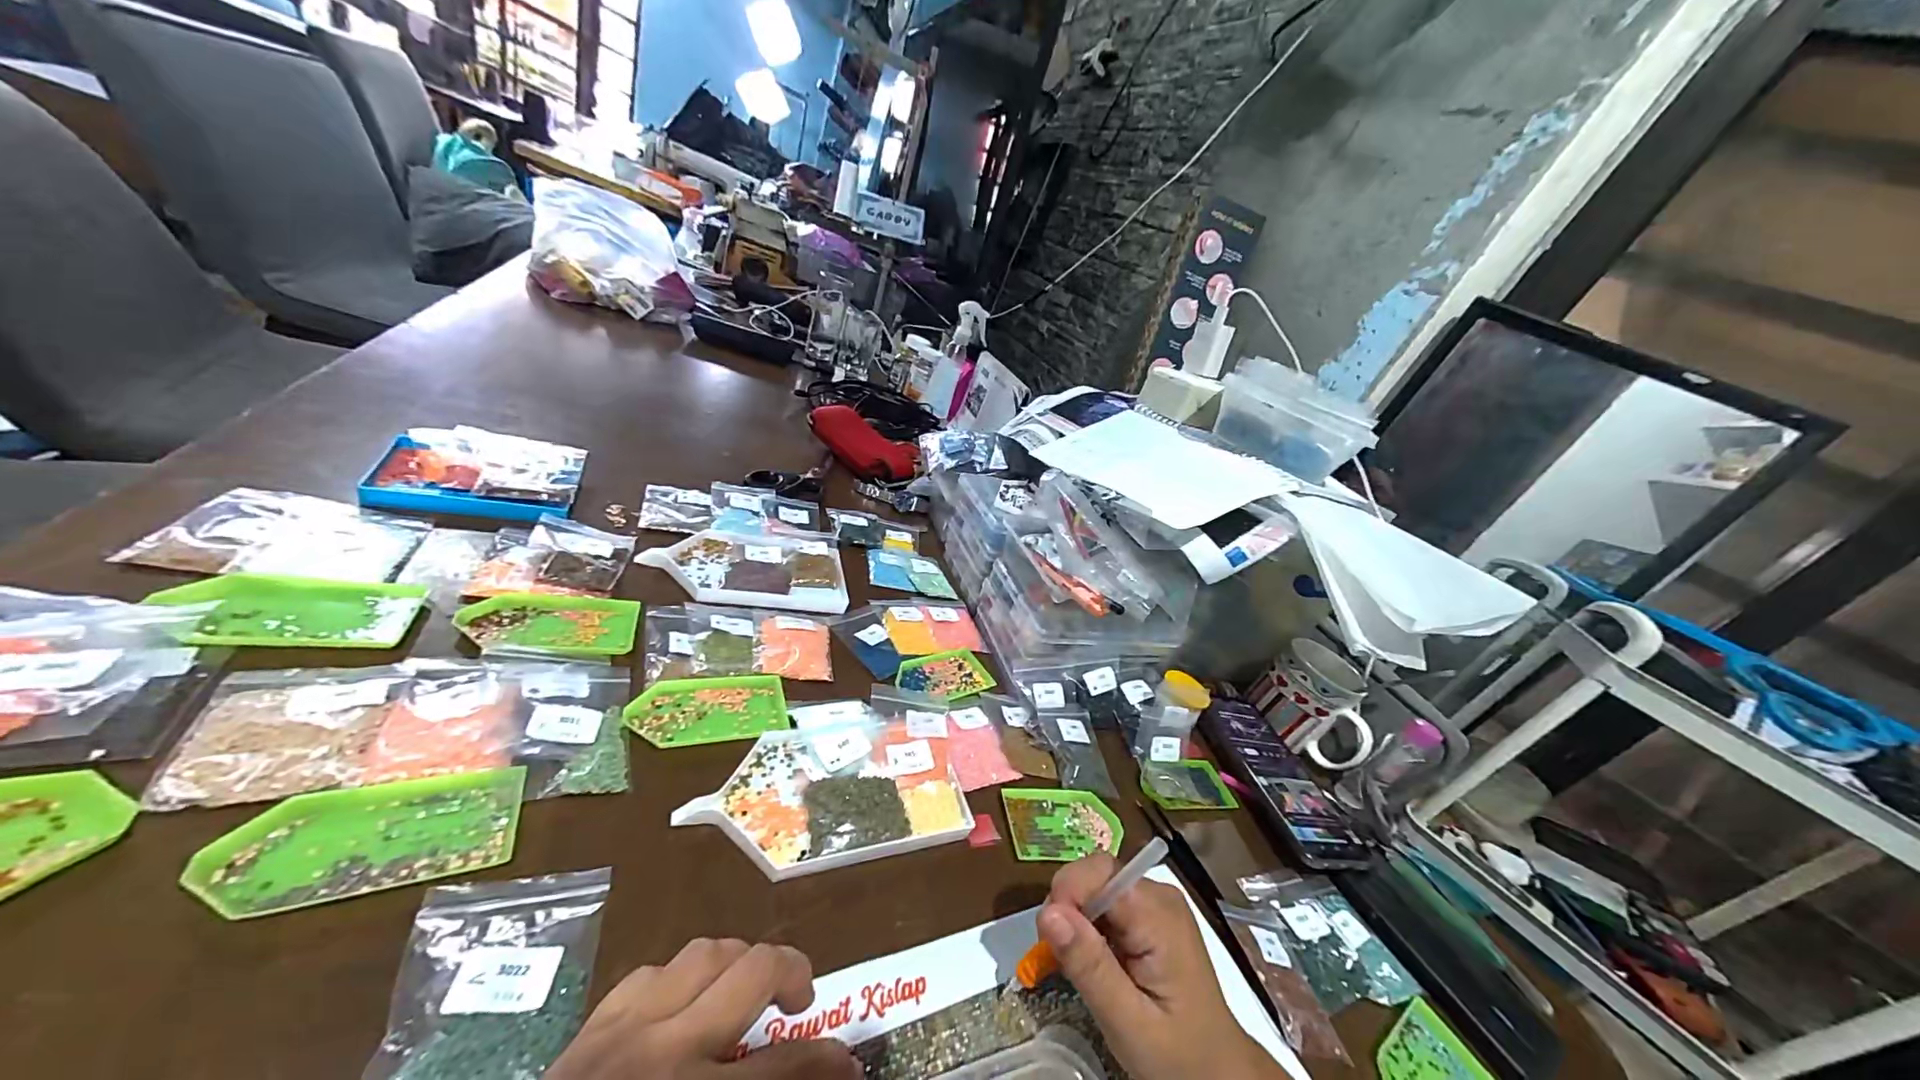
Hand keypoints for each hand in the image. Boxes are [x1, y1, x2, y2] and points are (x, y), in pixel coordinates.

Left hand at [545, 938, 860, 1079]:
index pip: (785, 1065)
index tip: (847, 1059)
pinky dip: (680, 980)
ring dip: (737, 966)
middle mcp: (667, 1053)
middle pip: (753, 973)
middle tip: (798, 1001)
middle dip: (793, 974)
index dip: (827, 1058)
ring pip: (707, 954)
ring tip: (744, 992)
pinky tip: (682, 1005)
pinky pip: (653, 972)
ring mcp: (627, 1030)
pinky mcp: (595, 1024)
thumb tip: (799, 1073)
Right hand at [1037, 855, 1281, 1079]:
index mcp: (1158, 913)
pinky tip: (1093, 963)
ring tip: (1077, 967)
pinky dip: (1088, 928)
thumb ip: (1088, 965)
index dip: (1067, 894)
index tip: (1049, 937)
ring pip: (1096, 889)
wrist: (1220, 1072)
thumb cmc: (1178, 1054)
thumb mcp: (1127, 1021)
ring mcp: (1155, 904)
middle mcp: (1158, 896)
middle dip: (1067, 909)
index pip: (1099, 872)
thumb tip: (1048, 913)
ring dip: (1075, 921)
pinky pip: (1106, 905)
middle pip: (1095, 876)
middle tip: (1060, 959)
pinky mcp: (1149, 917)